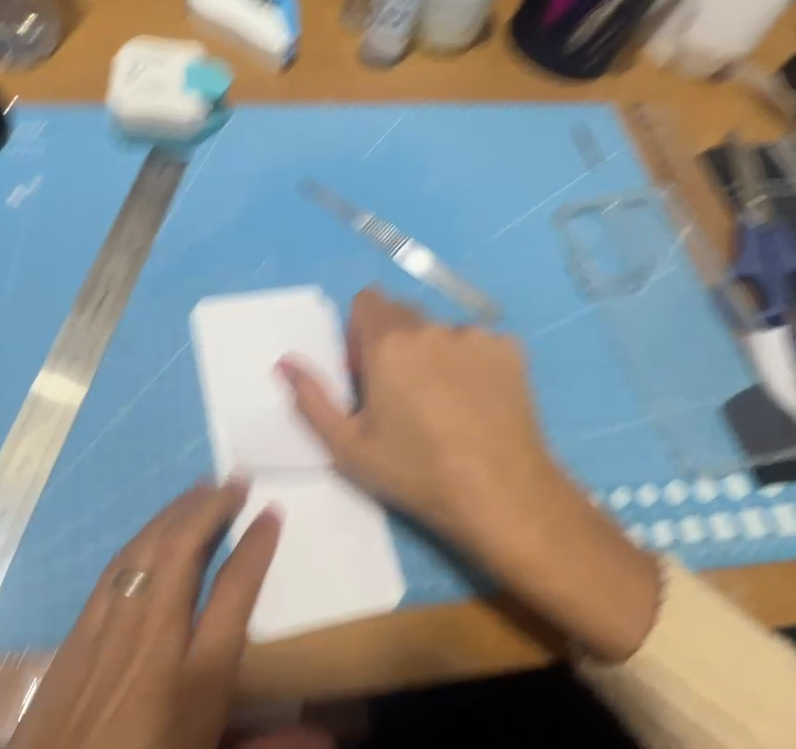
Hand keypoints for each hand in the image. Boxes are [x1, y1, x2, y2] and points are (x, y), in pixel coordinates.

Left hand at [7, 482, 279, 748]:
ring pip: (147, 550)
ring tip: (201, 488)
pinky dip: (142, 536)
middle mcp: (155, 637)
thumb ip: (269, 738)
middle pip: (184, 551)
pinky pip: (117, 566)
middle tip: (236, 480)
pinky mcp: (79, 629)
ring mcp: (112, 627)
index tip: (272, 511)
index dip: (256, 545)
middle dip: (212, 508)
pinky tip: (153, 529)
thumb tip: (328, 735)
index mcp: (198, 675)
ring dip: (177, 512)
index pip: (235, 589)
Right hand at [278, 289, 659, 661]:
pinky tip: (480, 404)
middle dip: (396, 343)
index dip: (361, 333)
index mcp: (387, 343)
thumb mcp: (348, 447)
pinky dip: (473, 365)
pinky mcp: (511, 350)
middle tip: (404, 394)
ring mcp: (475, 336)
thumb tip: (285, 362)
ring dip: (435, 354)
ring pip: (442, 332)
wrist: (502, 495)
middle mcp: (431, 327)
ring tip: (448, 405)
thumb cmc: (415, 473)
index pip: (366, 301)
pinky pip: (480, 345)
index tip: (369, 372)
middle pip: (404, 315)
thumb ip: (311, 398)